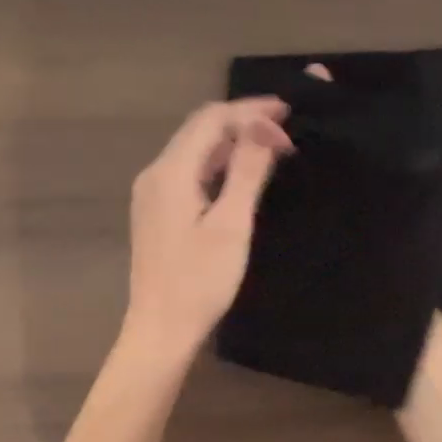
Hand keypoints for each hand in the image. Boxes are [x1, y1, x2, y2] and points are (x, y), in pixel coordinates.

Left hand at [121, 98, 293, 357]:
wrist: (161, 329)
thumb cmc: (199, 282)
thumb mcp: (231, 226)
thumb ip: (247, 173)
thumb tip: (264, 128)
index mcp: (171, 172)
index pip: (212, 120)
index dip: (251, 112)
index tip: (289, 116)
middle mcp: (155, 174)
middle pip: (199, 129)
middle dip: (242, 121)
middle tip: (285, 126)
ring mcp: (152, 194)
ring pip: (194, 151)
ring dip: (231, 142)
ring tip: (271, 147)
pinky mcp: (157, 213)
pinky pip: (189, 172)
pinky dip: (218, 164)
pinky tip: (241, 175)